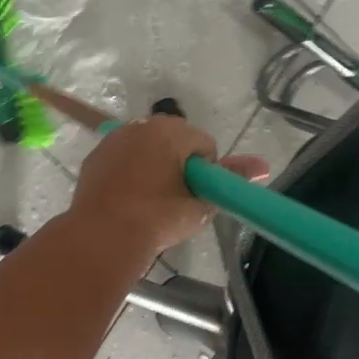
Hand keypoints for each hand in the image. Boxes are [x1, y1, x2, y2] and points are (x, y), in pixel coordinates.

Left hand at [71, 116, 270, 257]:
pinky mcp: (95, 155)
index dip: (206, 170)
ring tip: (152, 198)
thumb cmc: (158, 217)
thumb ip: (232, 179)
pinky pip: (122, 157)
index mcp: (168, 131)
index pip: (203, 143)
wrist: (105, 233)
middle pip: (172, 140)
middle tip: (176, 196)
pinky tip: (128, 196)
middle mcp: (138, 126)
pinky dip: (129, 170)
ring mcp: (113, 138)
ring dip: (153, 164)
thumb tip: (263, 165)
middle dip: (179, 162)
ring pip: (145, 147)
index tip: (196, 192)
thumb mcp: (201, 202)